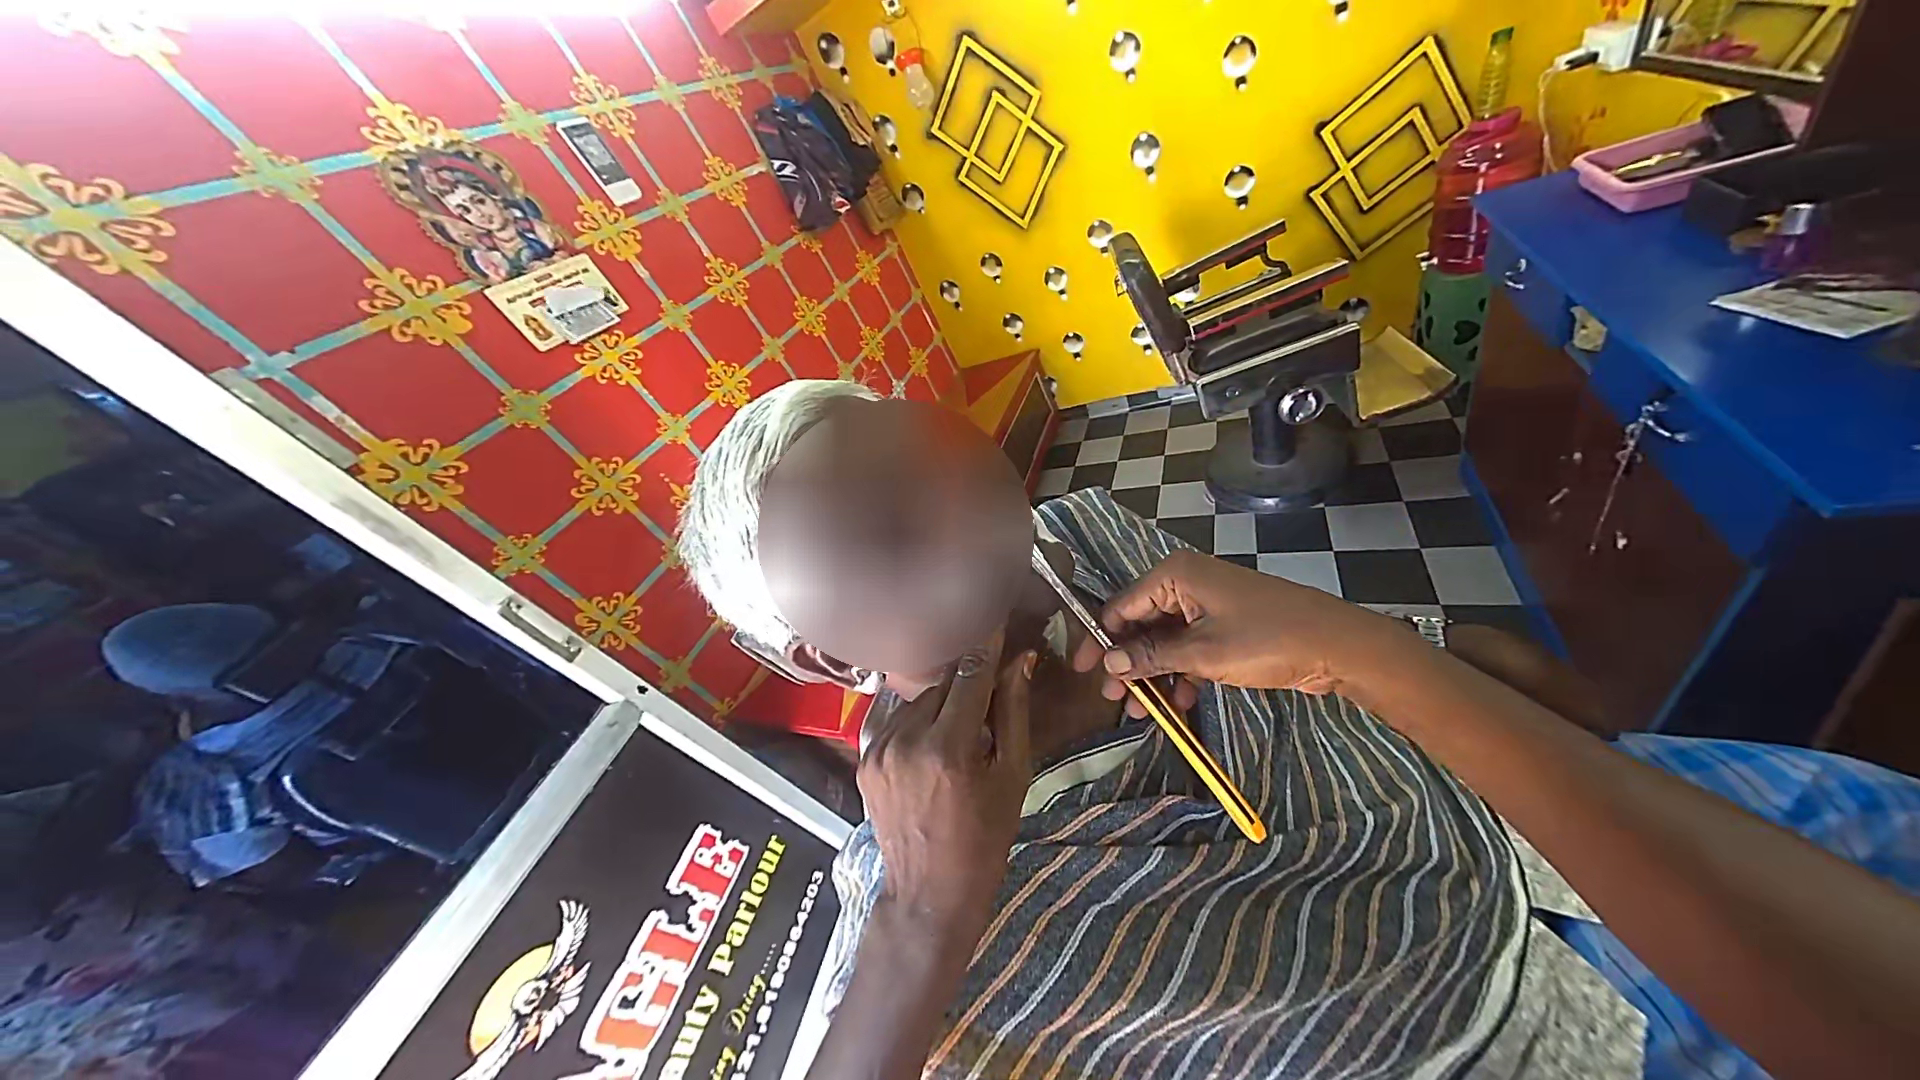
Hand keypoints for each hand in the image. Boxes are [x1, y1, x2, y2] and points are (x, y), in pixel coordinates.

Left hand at [860, 629, 1035, 923]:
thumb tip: (1019, 661)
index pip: (970, 674)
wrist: (929, 891)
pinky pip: (894, 716)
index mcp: (948, 747)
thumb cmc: (985, 837)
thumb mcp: (1012, 775)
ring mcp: (879, 748)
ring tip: (959, 724)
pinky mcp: (864, 756)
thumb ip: (1012, 712)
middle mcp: (906, 739)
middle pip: (941, 683)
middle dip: (966, 679)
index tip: (996, 619)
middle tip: (986, 687)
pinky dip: (916, 717)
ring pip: (916, 698)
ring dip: (940, 699)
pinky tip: (932, 736)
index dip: (986, 645)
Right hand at [1071, 550, 1400, 697]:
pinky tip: (1177, 703)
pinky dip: (1180, 672)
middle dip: (1127, 663)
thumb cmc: (1266, 640)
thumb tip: (1108, 664)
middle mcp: (1185, 582)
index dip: (1099, 641)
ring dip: (1152, 674)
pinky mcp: (1223, 622)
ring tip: (1141, 712)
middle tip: (1113, 700)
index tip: (1083, 673)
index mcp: (1174, 575)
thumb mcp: (1203, 653)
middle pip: (1140, 624)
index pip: (1120, 607)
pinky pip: (1188, 645)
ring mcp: (1205, 603)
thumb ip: (1150, 657)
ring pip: (1163, 639)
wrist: (1338, 645)